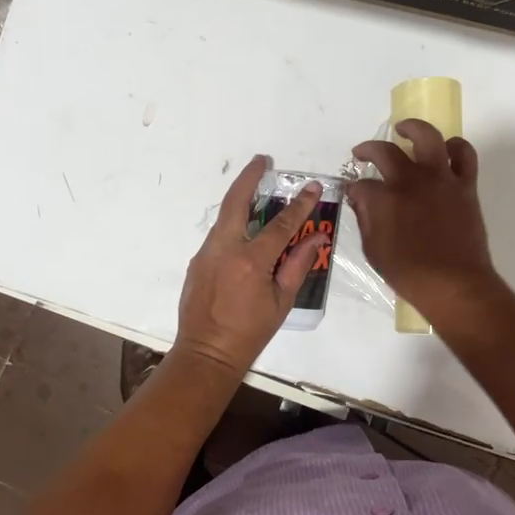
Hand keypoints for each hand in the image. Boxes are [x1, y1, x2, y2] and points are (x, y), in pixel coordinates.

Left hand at [173, 156, 330, 375]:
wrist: (206, 353)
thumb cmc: (250, 332)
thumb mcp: (282, 301)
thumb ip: (298, 265)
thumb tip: (316, 238)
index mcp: (250, 261)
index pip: (281, 224)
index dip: (300, 205)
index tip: (313, 188)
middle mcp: (224, 249)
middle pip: (236, 202)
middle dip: (250, 178)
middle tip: (263, 160)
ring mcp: (206, 254)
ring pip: (224, 218)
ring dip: (240, 200)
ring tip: (257, 189)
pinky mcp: (197, 262)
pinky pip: (218, 236)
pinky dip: (232, 225)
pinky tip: (244, 228)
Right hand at [347, 120, 499, 316]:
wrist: (454, 284)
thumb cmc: (408, 274)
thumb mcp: (373, 250)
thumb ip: (366, 218)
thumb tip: (360, 198)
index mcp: (384, 199)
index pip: (362, 184)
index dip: (354, 187)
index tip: (353, 192)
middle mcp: (410, 181)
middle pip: (385, 152)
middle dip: (368, 150)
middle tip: (362, 153)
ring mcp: (440, 180)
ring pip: (427, 138)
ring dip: (412, 129)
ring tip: (404, 129)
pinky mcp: (464, 185)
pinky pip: (464, 155)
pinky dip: (455, 146)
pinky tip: (445, 149)